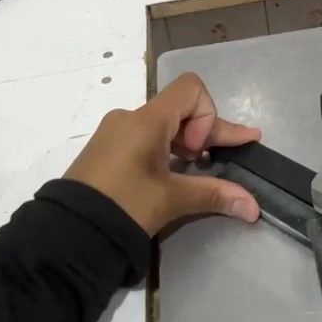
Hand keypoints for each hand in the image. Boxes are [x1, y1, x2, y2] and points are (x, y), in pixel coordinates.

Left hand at [65, 73, 262, 236]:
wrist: (67, 233)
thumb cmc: (123, 206)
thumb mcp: (171, 200)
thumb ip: (214, 195)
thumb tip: (254, 207)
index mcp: (146, 120)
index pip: (190, 89)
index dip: (207, 115)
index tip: (200, 151)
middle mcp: (130, 118)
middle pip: (181, 109)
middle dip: (209, 131)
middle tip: (234, 153)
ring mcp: (116, 133)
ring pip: (164, 125)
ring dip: (188, 141)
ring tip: (202, 164)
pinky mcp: (108, 150)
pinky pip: (146, 137)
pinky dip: (168, 148)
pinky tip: (176, 171)